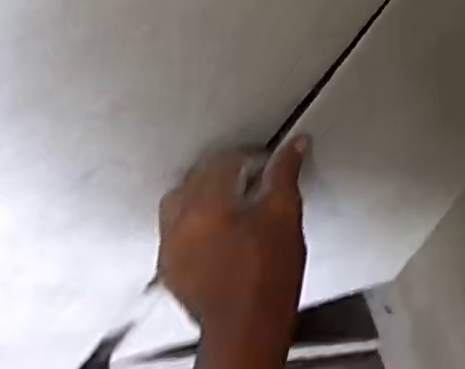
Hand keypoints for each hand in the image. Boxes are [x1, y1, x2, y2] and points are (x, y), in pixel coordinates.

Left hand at [157, 136, 309, 346]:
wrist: (250, 318)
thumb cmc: (267, 271)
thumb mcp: (285, 210)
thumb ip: (285, 173)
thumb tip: (293, 147)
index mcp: (205, 208)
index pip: (221, 162)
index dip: (248, 153)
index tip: (268, 156)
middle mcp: (179, 227)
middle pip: (192, 181)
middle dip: (222, 169)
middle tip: (251, 169)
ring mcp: (171, 251)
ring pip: (177, 205)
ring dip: (204, 192)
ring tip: (234, 194)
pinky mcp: (171, 269)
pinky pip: (174, 231)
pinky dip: (194, 218)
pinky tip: (219, 223)